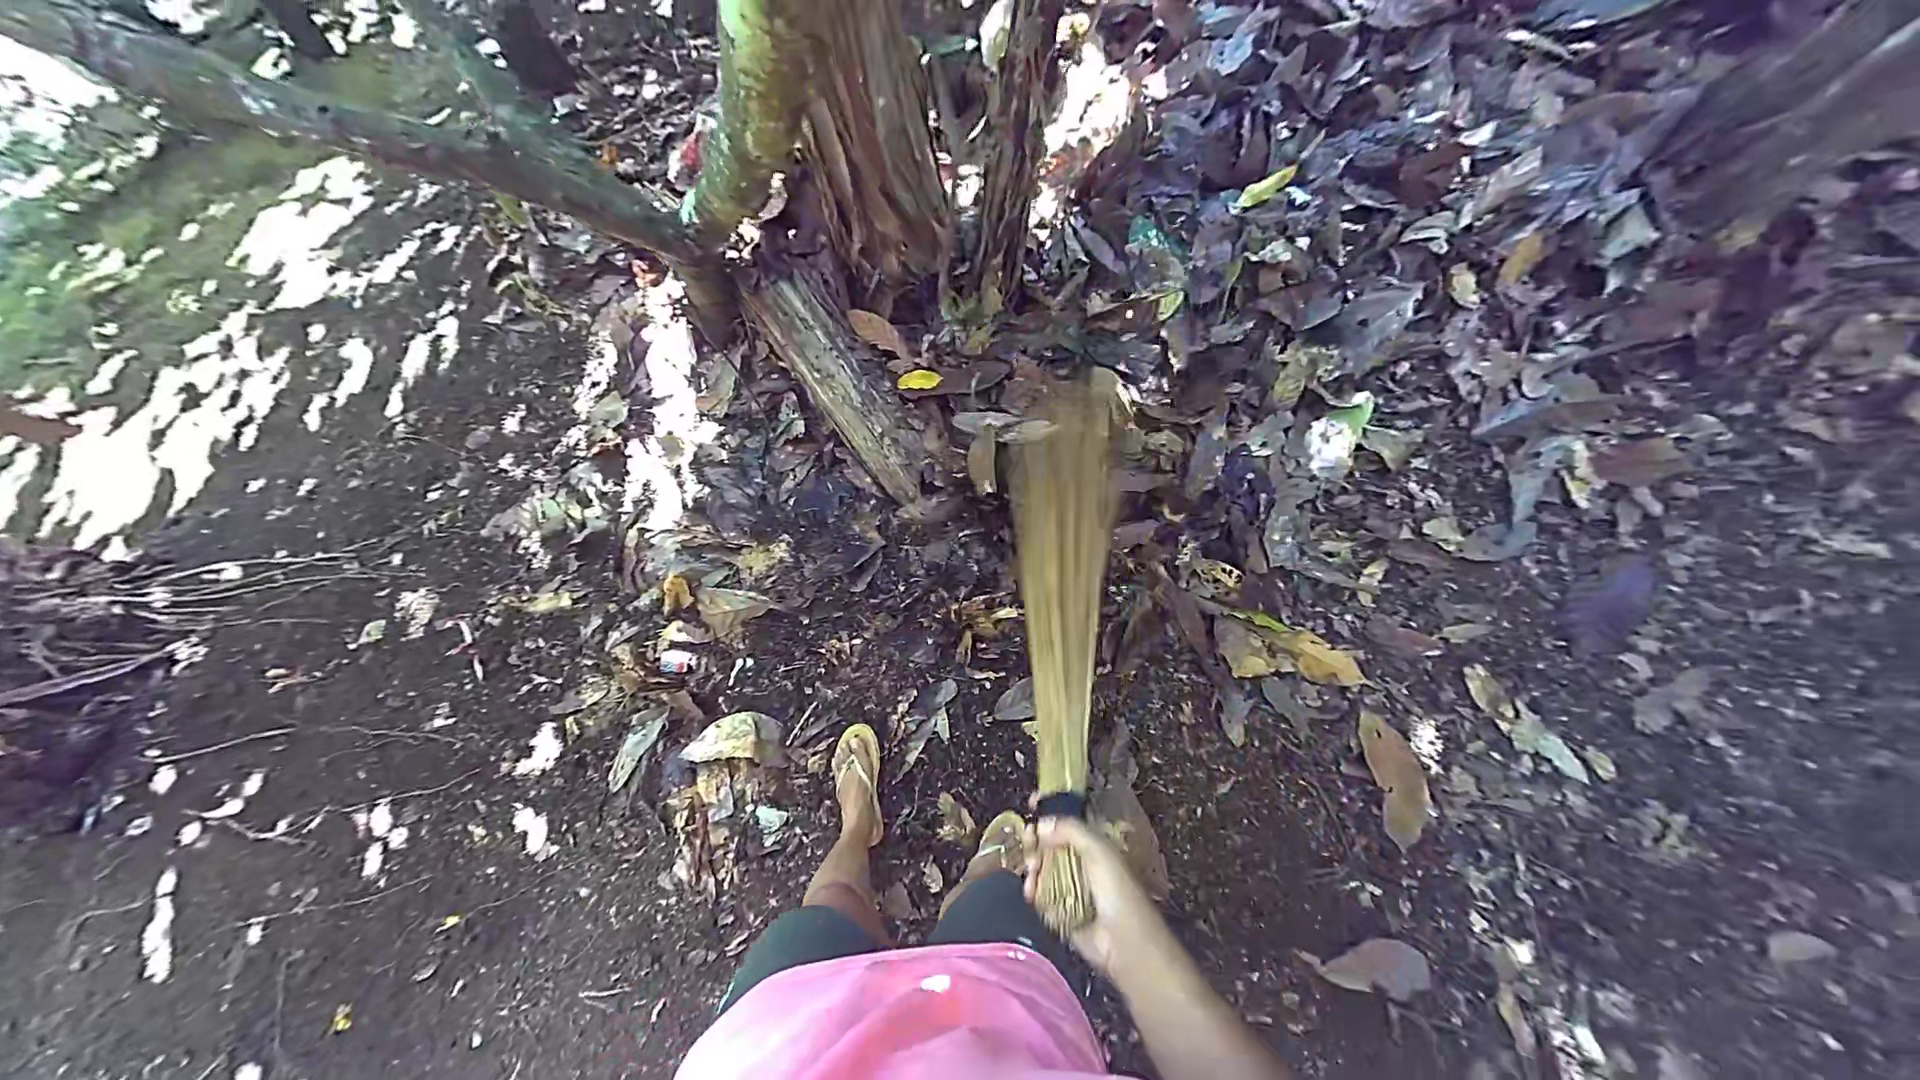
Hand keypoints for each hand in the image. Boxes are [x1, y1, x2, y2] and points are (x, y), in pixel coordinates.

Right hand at [1023, 815, 1168, 980]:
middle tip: (1027, 843)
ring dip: (1032, 867)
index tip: (1032, 810)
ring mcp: (1069, 887)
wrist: (1125, 943)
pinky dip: (1032, 891)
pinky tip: (1030, 891)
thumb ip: (1070, 829)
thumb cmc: (1117, 890)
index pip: (1066, 824)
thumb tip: (1041, 823)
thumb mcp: (1098, 850)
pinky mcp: (1060, 911)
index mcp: (1093, 845)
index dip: (1049, 817)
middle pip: (1049, 845)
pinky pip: (1040, 895)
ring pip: (1041, 869)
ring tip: (1031, 872)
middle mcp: (1080, 863)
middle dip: (1035, 842)